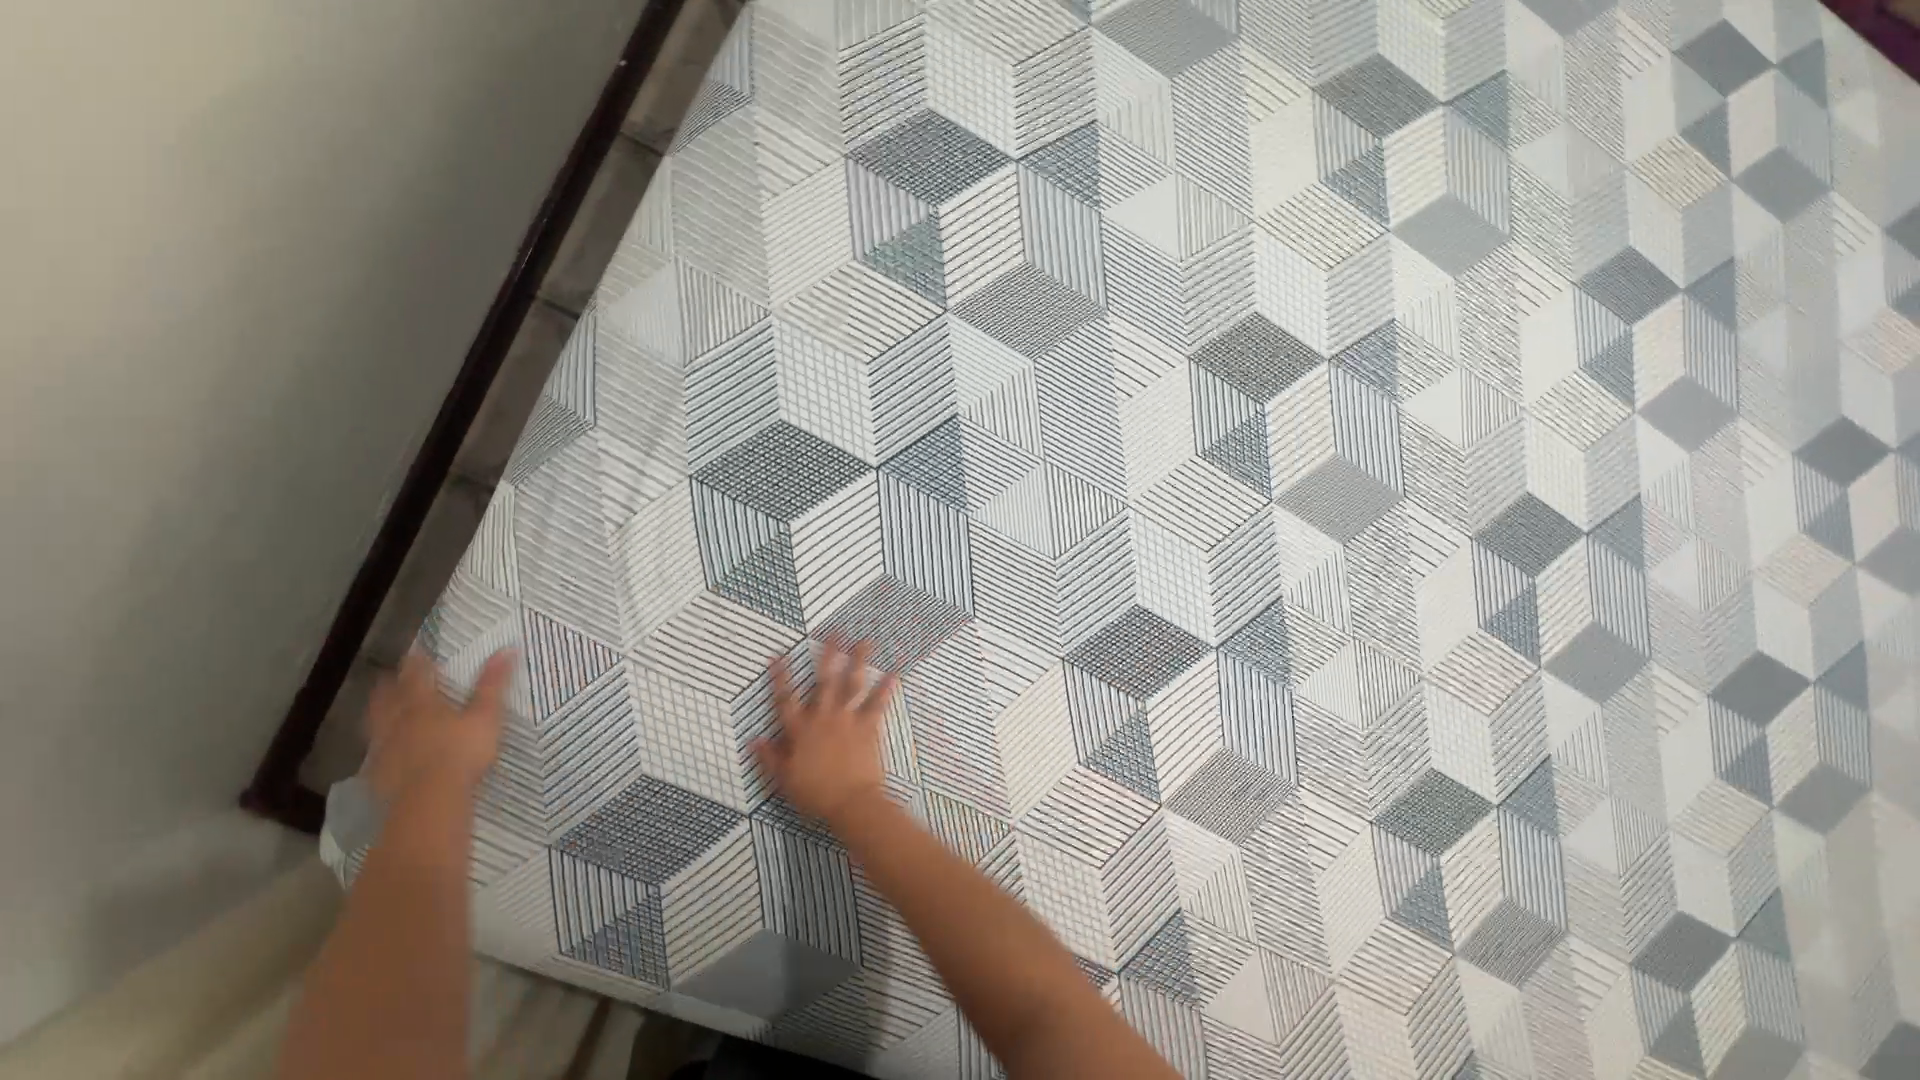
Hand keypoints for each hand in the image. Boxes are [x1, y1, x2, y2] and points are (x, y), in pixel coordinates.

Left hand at [364, 649, 515, 804]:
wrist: (429, 798)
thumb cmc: (461, 753)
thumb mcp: (486, 717)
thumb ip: (493, 685)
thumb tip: (507, 648)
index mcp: (423, 704)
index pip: (417, 675)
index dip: (417, 662)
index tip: (416, 651)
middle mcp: (397, 720)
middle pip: (387, 697)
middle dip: (389, 685)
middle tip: (389, 677)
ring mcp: (384, 747)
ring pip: (375, 723)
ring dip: (377, 713)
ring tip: (380, 708)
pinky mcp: (378, 772)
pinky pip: (374, 753)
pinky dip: (378, 745)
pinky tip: (382, 750)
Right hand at [753, 639, 899, 824]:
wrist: (851, 803)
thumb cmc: (815, 794)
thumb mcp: (784, 780)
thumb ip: (769, 758)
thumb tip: (754, 739)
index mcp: (800, 730)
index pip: (785, 699)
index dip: (780, 677)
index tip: (777, 655)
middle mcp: (823, 718)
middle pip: (824, 680)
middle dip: (828, 654)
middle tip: (834, 632)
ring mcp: (847, 720)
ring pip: (852, 684)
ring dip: (858, 661)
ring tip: (865, 641)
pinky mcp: (869, 727)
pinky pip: (878, 704)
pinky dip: (887, 688)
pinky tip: (896, 672)